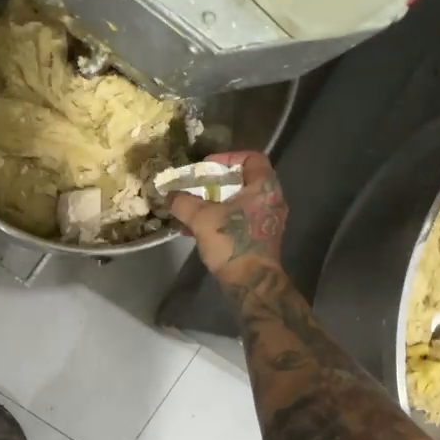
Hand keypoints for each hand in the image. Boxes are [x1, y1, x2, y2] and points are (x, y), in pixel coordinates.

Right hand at [167, 150, 288, 277]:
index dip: (228, 158)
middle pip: (244, 182)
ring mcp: (268, 221)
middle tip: (197, 188)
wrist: (251, 281)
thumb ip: (183, 203)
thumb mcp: (201, 218)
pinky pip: (240, 220)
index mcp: (264, 187)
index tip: (207, 166)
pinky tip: (197, 231)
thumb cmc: (232, 241)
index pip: (252, 158)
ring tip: (193, 211)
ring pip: (240, 203)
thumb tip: (168, 195)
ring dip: (216, 205)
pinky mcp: (261, 238)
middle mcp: (271, 200)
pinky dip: (221, 220)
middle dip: (217, 185)